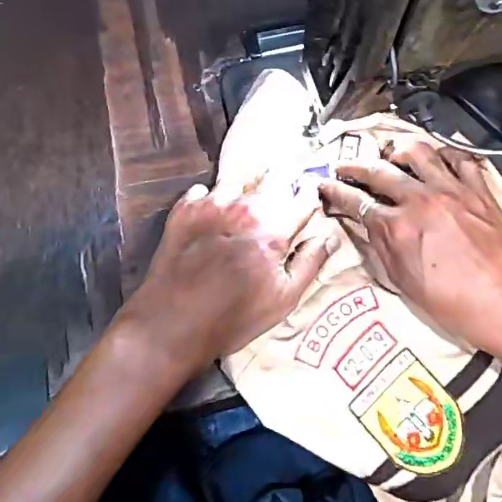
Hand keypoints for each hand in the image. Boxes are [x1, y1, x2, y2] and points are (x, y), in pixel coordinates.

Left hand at [117, 180, 335, 372]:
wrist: (172, 325)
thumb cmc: (235, 317)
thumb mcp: (284, 299)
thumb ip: (310, 263)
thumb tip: (329, 237)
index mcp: (273, 228)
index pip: (303, 197)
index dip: (310, 197)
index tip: (310, 200)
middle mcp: (243, 207)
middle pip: (273, 177)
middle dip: (284, 183)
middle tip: (283, 197)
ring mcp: (210, 205)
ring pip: (238, 178)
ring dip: (248, 185)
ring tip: (248, 201)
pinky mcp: (183, 210)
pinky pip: (202, 189)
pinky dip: (211, 197)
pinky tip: (212, 215)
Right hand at [319, 139, 501, 359]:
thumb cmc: (458, 305)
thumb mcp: (404, 284)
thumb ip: (381, 249)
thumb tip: (367, 228)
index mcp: (399, 228)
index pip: (357, 201)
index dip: (336, 192)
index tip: (327, 188)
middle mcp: (423, 201)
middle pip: (379, 171)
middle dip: (355, 166)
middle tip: (346, 167)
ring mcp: (453, 191)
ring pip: (419, 152)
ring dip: (398, 150)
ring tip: (389, 154)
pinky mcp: (479, 191)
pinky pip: (460, 159)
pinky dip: (444, 153)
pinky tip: (438, 157)